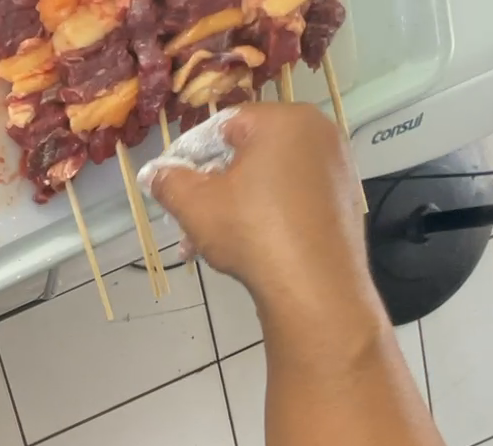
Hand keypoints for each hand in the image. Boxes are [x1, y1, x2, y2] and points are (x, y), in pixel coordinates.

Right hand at [143, 105, 372, 318]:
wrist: (312, 277)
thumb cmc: (249, 229)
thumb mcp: (195, 205)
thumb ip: (169, 182)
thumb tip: (153, 172)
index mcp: (281, 122)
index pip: (221, 124)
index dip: (185, 153)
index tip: (164, 182)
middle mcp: (314, 131)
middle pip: (243, 152)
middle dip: (205, 187)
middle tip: (180, 219)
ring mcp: (332, 162)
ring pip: (263, 177)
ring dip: (226, 205)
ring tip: (200, 243)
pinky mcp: (339, 193)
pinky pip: (287, 193)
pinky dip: (258, 211)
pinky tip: (238, 243)